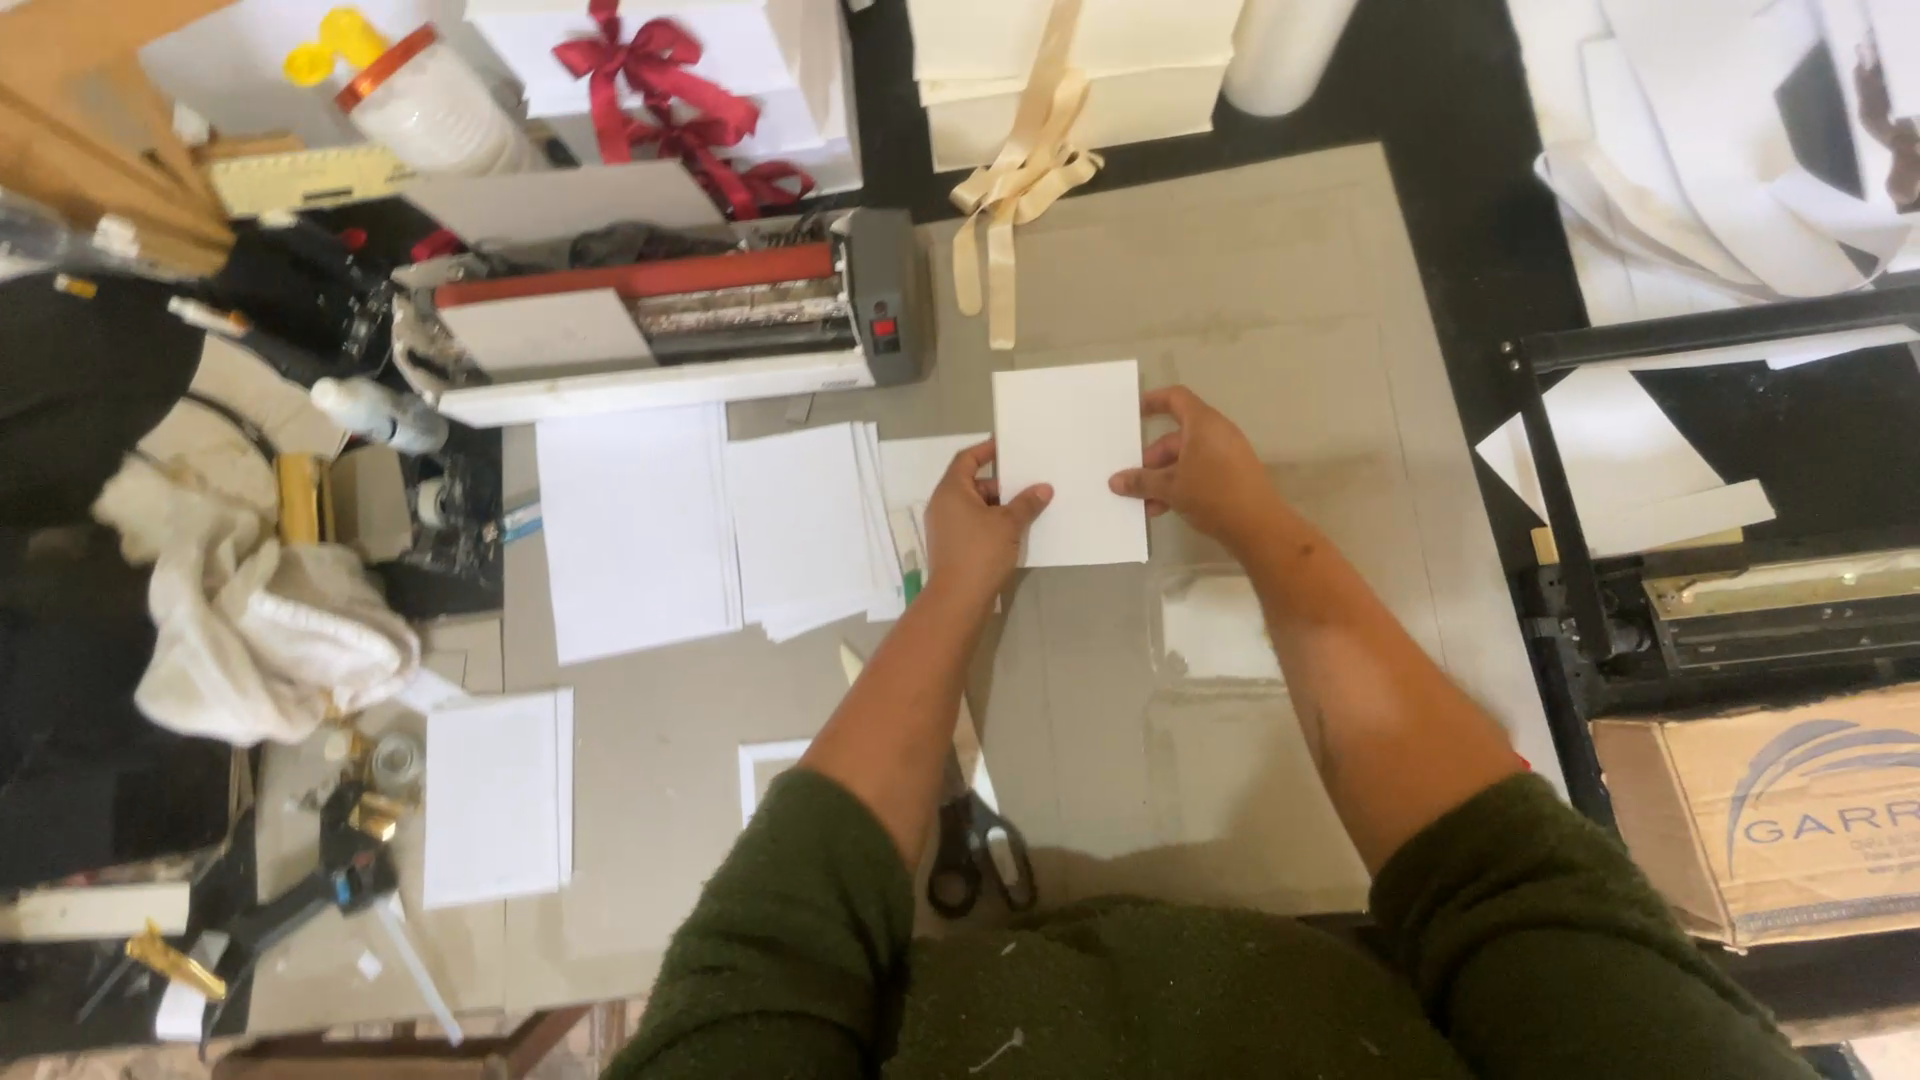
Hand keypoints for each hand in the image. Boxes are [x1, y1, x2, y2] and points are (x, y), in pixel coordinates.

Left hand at [924, 440, 1051, 603]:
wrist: (957, 599)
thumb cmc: (979, 553)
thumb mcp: (1008, 524)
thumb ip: (1026, 503)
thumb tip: (1043, 488)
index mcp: (951, 491)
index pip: (967, 459)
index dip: (987, 450)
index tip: (1008, 446)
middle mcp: (943, 505)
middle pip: (973, 483)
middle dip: (1001, 483)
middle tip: (1028, 483)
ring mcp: (945, 527)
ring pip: (975, 506)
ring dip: (999, 505)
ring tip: (1028, 506)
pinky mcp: (952, 545)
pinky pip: (974, 524)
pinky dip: (992, 522)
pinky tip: (1015, 529)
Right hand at [1108, 386, 1284, 551]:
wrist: (1259, 526)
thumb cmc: (1212, 495)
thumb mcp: (1170, 488)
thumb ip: (1141, 482)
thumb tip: (1115, 481)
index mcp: (1203, 425)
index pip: (1176, 399)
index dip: (1154, 401)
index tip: (1134, 411)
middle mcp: (1216, 434)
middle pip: (1175, 437)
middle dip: (1151, 460)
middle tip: (1133, 481)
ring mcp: (1226, 454)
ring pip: (1185, 459)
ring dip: (1163, 479)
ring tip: (1146, 503)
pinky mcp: (1232, 475)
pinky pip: (1198, 471)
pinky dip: (1180, 485)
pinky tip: (1164, 509)